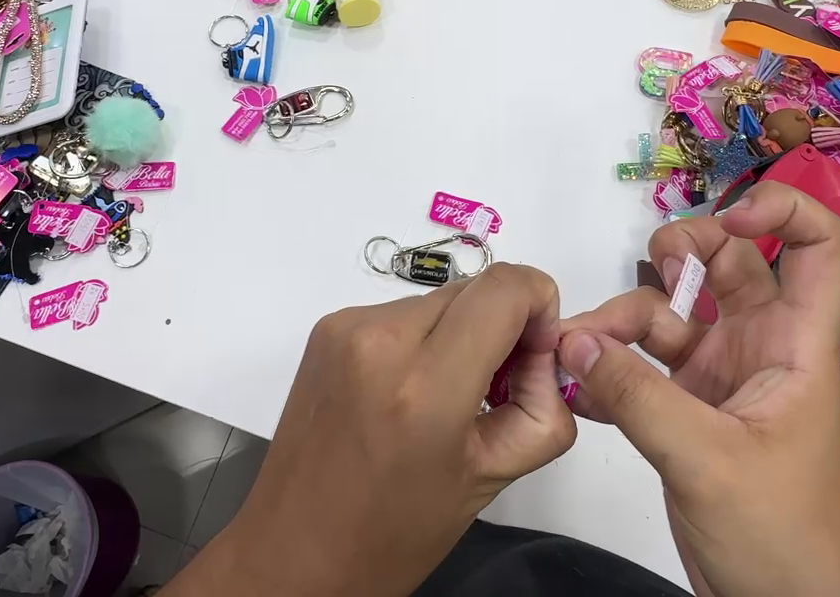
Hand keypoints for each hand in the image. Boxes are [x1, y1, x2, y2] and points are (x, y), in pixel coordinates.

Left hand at [169, 264, 575, 596]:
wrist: (294, 551)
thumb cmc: (394, 531)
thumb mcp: (492, 478)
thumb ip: (542, 407)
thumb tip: (545, 351)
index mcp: (425, 385)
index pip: (506, 288)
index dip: (540, 305)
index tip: (535, 354)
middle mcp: (379, 338)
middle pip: (475, 290)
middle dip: (503, 325)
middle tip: (496, 386)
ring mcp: (347, 326)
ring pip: (440, 299)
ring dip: (461, 332)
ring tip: (448, 396)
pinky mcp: (328, 326)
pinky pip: (402, 310)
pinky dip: (422, 337)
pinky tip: (408, 390)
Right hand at [557, 183, 839, 596]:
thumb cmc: (782, 538)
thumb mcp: (707, 461)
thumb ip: (635, 395)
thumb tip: (571, 340)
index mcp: (795, 343)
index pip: (819, 248)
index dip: (782, 211)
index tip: (730, 218)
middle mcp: (760, 344)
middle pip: (725, 262)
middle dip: (678, 253)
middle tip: (645, 273)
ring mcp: (722, 373)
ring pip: (670, 312)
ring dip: (622, 321)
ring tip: (577, 350)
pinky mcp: (689, 406)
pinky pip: (643, 363)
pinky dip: (611, 366)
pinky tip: (581, 387)